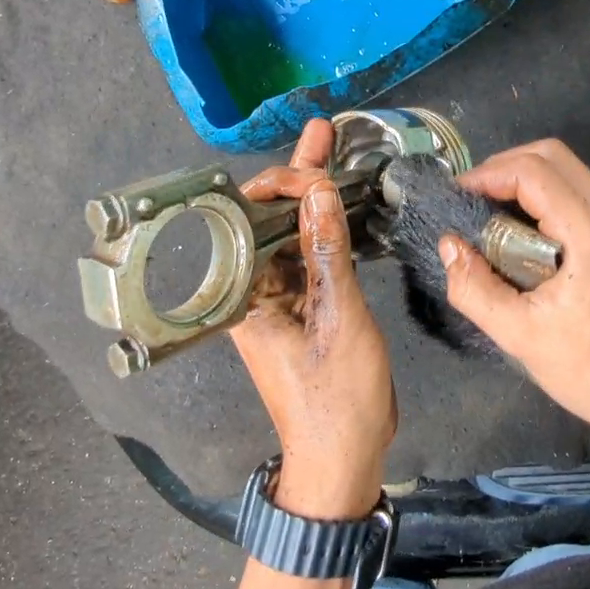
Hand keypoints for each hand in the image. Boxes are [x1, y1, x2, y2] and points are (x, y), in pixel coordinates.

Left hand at [230, 118, 396, 519]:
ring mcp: (282, 298)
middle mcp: (256, 289)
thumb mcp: (339, 318)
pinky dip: (328, 226)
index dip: (282, 183)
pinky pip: (313, 257)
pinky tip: (341, 201)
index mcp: (245, 293)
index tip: (319, 163)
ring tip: (329, 147)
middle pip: (273, 220)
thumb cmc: (336, 396)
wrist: (344, 457)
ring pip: (295, 234)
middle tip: (322, 131)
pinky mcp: (307, 307)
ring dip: (314, 194)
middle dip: (297, 175)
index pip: (254, 219)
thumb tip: (318, 189)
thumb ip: (327, 251)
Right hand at [439, 139, 589, 456]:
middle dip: (504, 167)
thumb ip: (475, 288)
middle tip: (470, 200)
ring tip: (488, 215)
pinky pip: (578, 194)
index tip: (455, 199)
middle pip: (552, 155)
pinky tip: (519, 233)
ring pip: (567, 171)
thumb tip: (448, 245)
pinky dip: (543, 197)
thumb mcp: (520, 336)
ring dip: (524, 180)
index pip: (533, 171)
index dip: (487, 174)